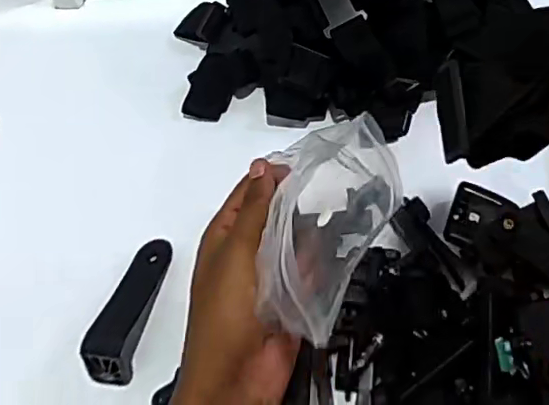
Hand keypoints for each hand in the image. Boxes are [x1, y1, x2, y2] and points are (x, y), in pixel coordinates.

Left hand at [174, 159, 301, 404]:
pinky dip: (317, 260)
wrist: (236, 383)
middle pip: (272, 215)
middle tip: (314, 185)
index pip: (248, 193)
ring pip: (292, 240)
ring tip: (325, 211)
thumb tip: (262, 169)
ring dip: (306, 230)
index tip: (293, 165)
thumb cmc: (221, 322)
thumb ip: (253, 209)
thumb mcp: (236, 252)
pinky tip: (328, 247)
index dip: (268, 177)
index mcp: (225, 238)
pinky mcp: (289, 297)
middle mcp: (246, 254)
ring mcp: (268, 276)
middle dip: (291, 202)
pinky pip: (307, 271)